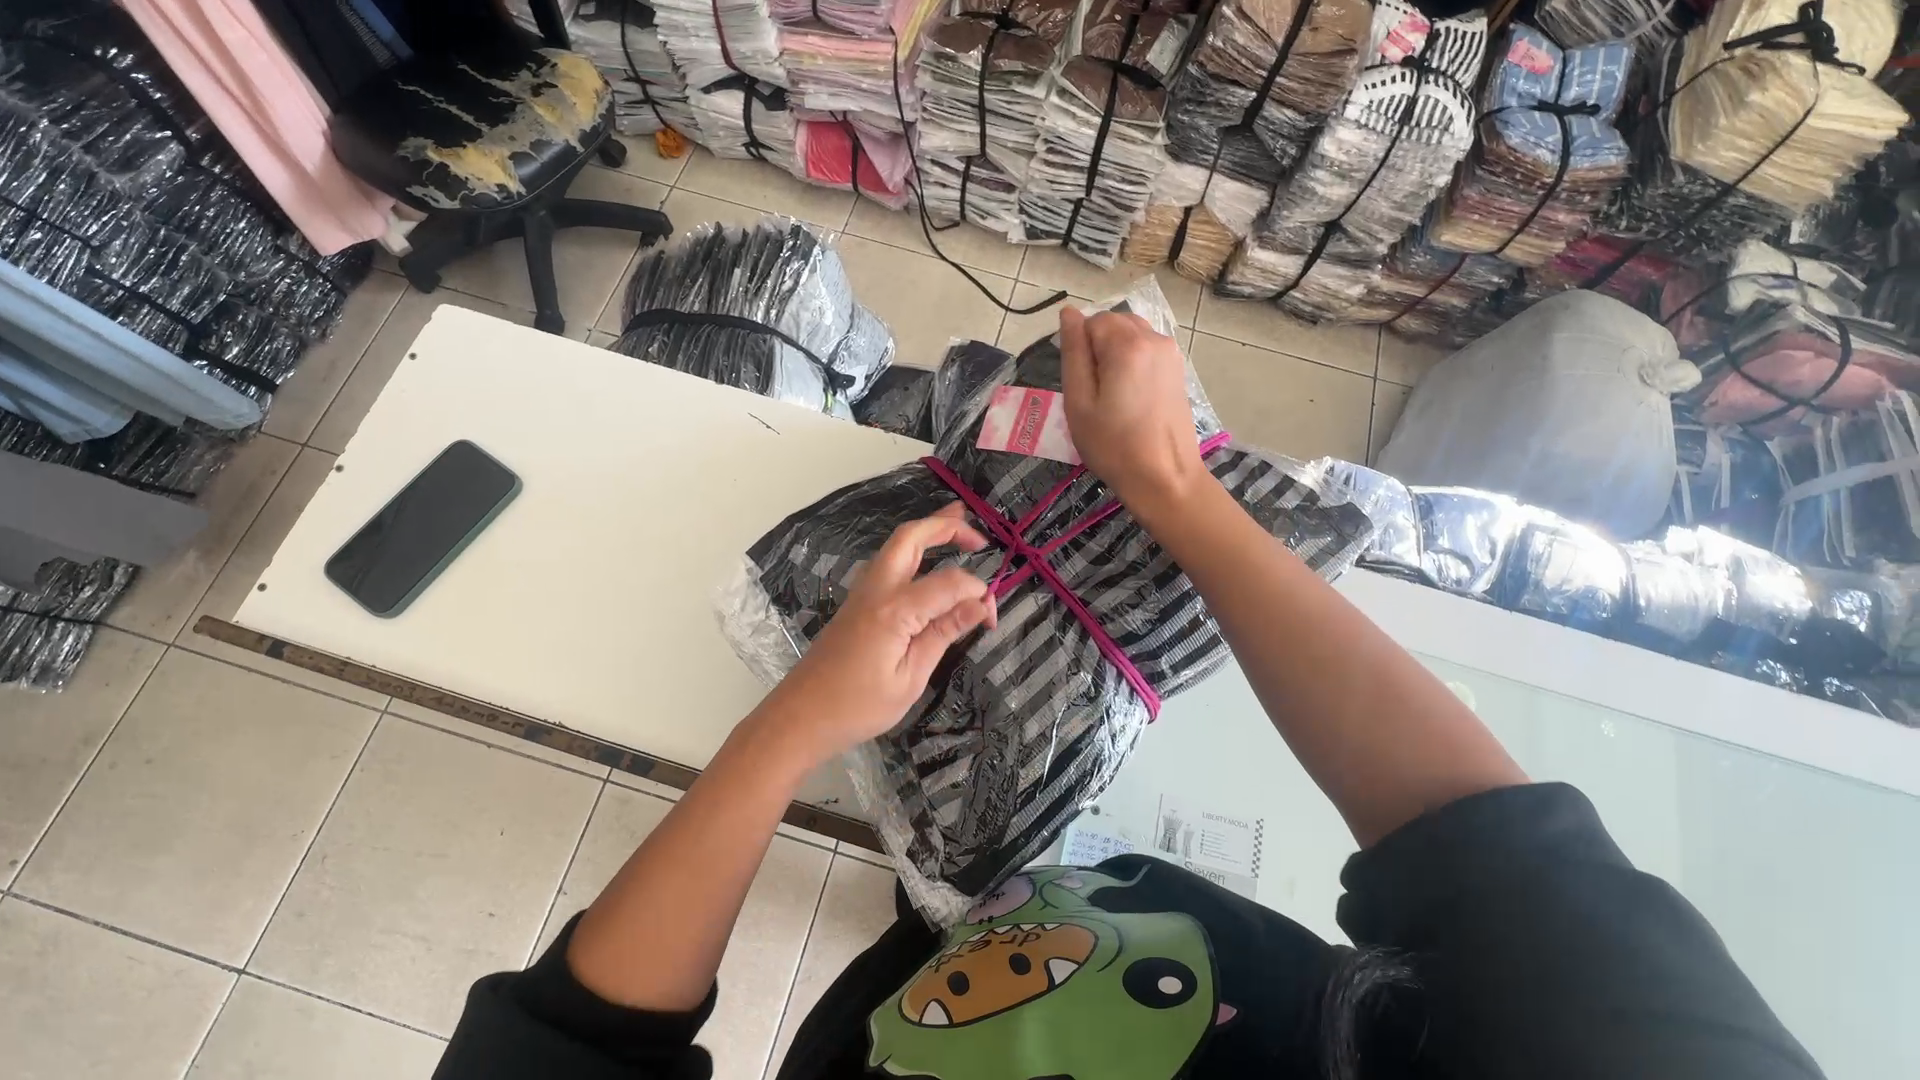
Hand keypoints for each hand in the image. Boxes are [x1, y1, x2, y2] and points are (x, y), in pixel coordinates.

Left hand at [754, 504, 997, 764]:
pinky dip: (913, 551)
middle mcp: (877, 590)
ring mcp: (862, 593)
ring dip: (927, 532)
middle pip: (910, 537)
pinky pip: (888, 564)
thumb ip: (944, 634)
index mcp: (894, 610)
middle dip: (945, 526)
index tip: (991, 614)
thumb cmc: (858, 707)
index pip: (947, 582)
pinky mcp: (856, 603)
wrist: (801, 716)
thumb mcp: (910, 678)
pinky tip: (927, 559)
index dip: (975, 590)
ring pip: (896, 545)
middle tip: (979, 535)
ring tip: (957, 523)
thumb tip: (981, 605)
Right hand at [1058, 306, 1208, 508]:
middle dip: (1099, 348)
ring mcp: (1171, 353)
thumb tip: (1068, 313)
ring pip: (1132, 335)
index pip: (1092, 321)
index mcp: (1127, 345)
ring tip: (1112, 395)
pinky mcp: (1178, 369)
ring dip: (1116, 354)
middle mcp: (1154, 339)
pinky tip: (1131, 397)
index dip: (1080, 350)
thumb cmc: (1113, 446)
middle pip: (1115, 323)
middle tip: (1095, 392)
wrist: (1163, 478)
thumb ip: (1073, 352)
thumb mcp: (1079, 402)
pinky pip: (1147, 350)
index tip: (1082, 385)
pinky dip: (1133, 363)